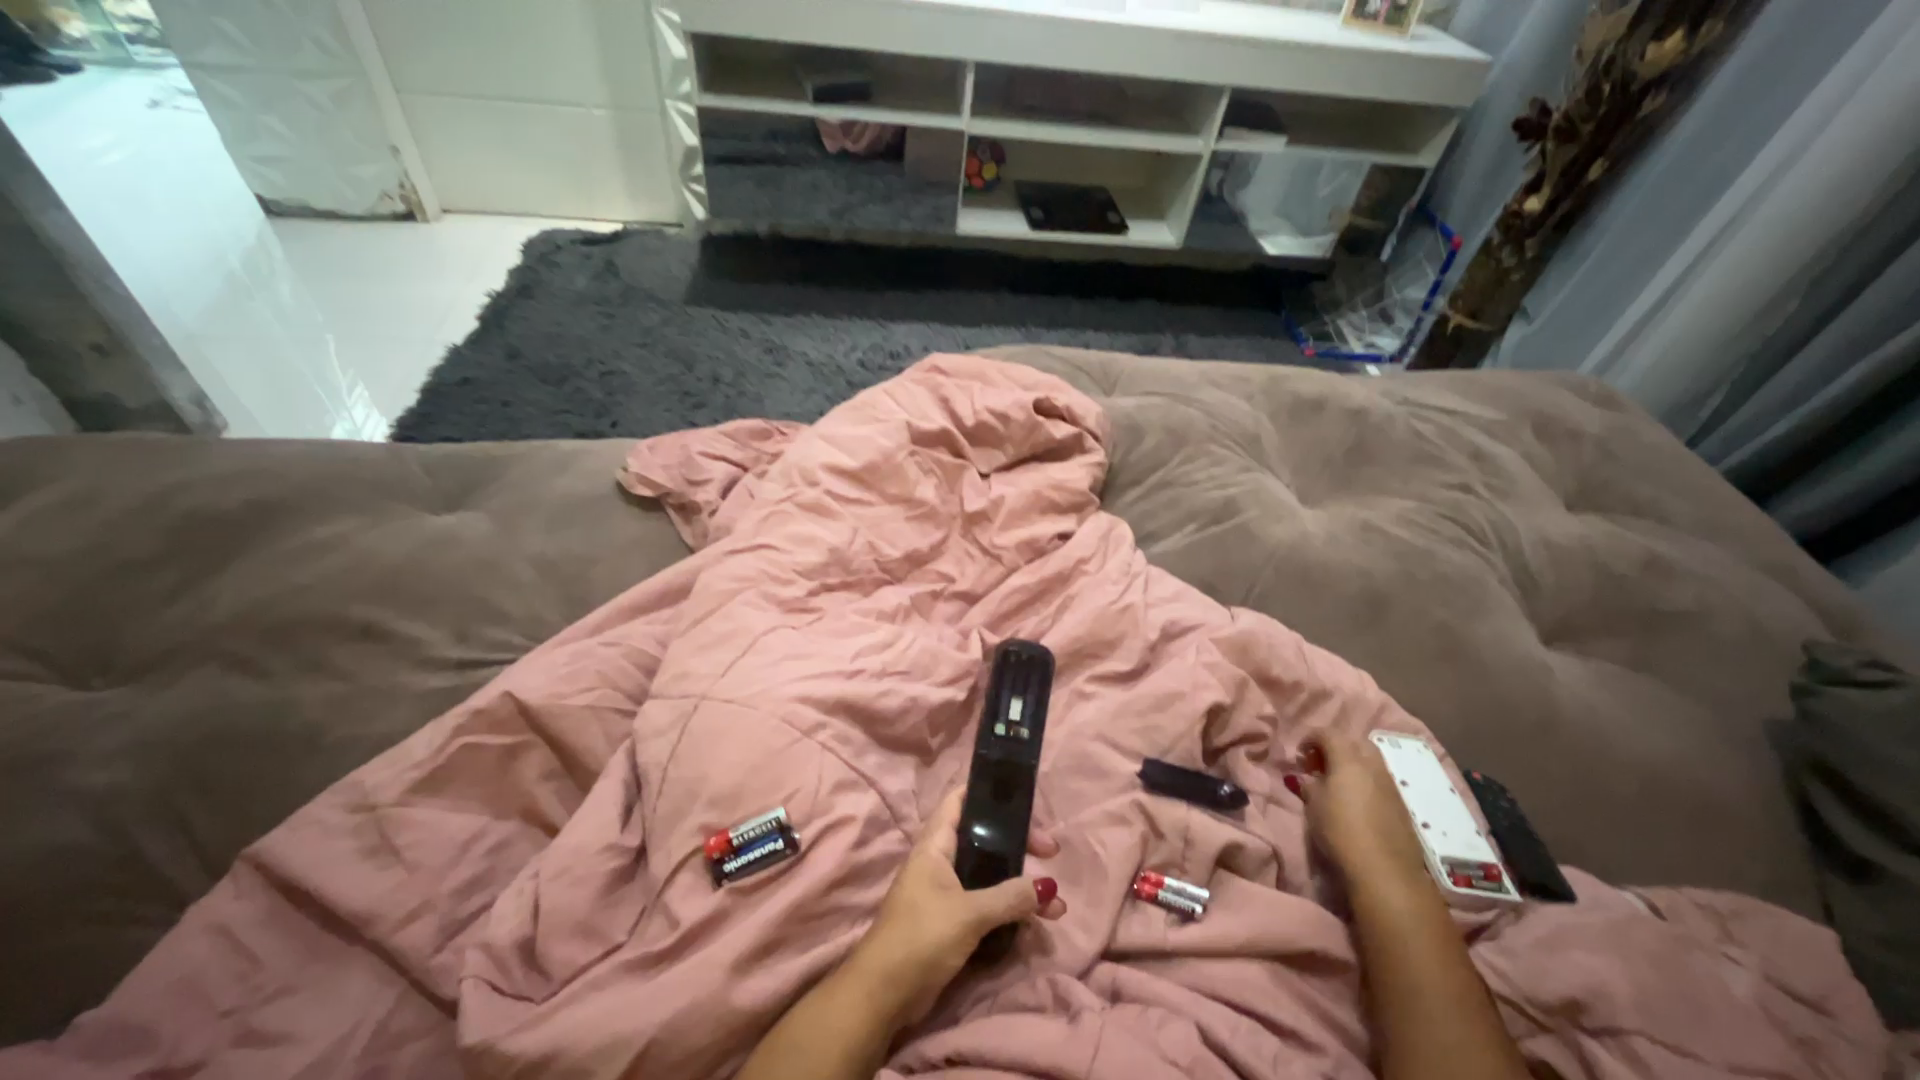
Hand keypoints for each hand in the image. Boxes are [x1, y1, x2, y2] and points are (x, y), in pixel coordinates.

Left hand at [844, 788, 1067, 1030]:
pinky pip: (987, 908)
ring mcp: (945, 895)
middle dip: (1019, 846)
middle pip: (984, 841)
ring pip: (990, 879)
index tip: (1020, 795)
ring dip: (1021, 888)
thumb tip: (1048, 886)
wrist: (884, 994)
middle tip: (1052, 853)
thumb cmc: (921, 937)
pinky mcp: (951, 924)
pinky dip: (1010, 912)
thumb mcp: (969, 913)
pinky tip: (1035, 925)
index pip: (957, 802)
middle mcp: (940, 864)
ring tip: (1056, 906)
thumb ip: (1009, 897)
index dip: (984, 792)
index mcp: (934, 847)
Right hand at [1289, 730, 1431, 890]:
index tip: (1300, 754)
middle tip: (1320, 765)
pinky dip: (1365, 779)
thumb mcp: (1314, 806)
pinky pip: (1379, 779)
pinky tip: (1356, 800)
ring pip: (1370, 760)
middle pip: (1354, 742)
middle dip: (1336, 747)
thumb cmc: (1340, 831)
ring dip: (1352, 763)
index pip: (1328, 734)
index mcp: (1348, 759)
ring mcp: (1390, 783)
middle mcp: (1373, 765)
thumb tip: (1309, 777)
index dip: (1311, 738)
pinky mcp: (1400, 803)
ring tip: (1337, 783)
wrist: (1384, 868)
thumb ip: (1309, 785)